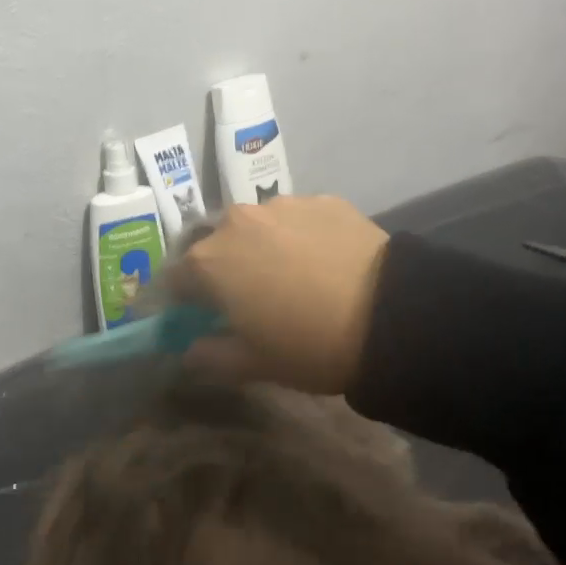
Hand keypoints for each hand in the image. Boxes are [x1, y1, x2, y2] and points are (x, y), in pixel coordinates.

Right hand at [174, 195, 389, 393]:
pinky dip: (299, 237)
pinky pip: (296, 219)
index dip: (178, 298)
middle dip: (221, 268)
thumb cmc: (310, 345)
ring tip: (290, 276)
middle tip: (246, 297)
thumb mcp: (256, 364)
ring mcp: (278, 205)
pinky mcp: (320, 200)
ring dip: (260, 248)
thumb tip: (189, 350)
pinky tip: (324, 262)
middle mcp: (234, 222)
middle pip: (214, 245)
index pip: (173, 277)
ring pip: (256, 227)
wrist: (393, 315)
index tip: (191, 315)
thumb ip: (211, 356)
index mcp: (208, 262)